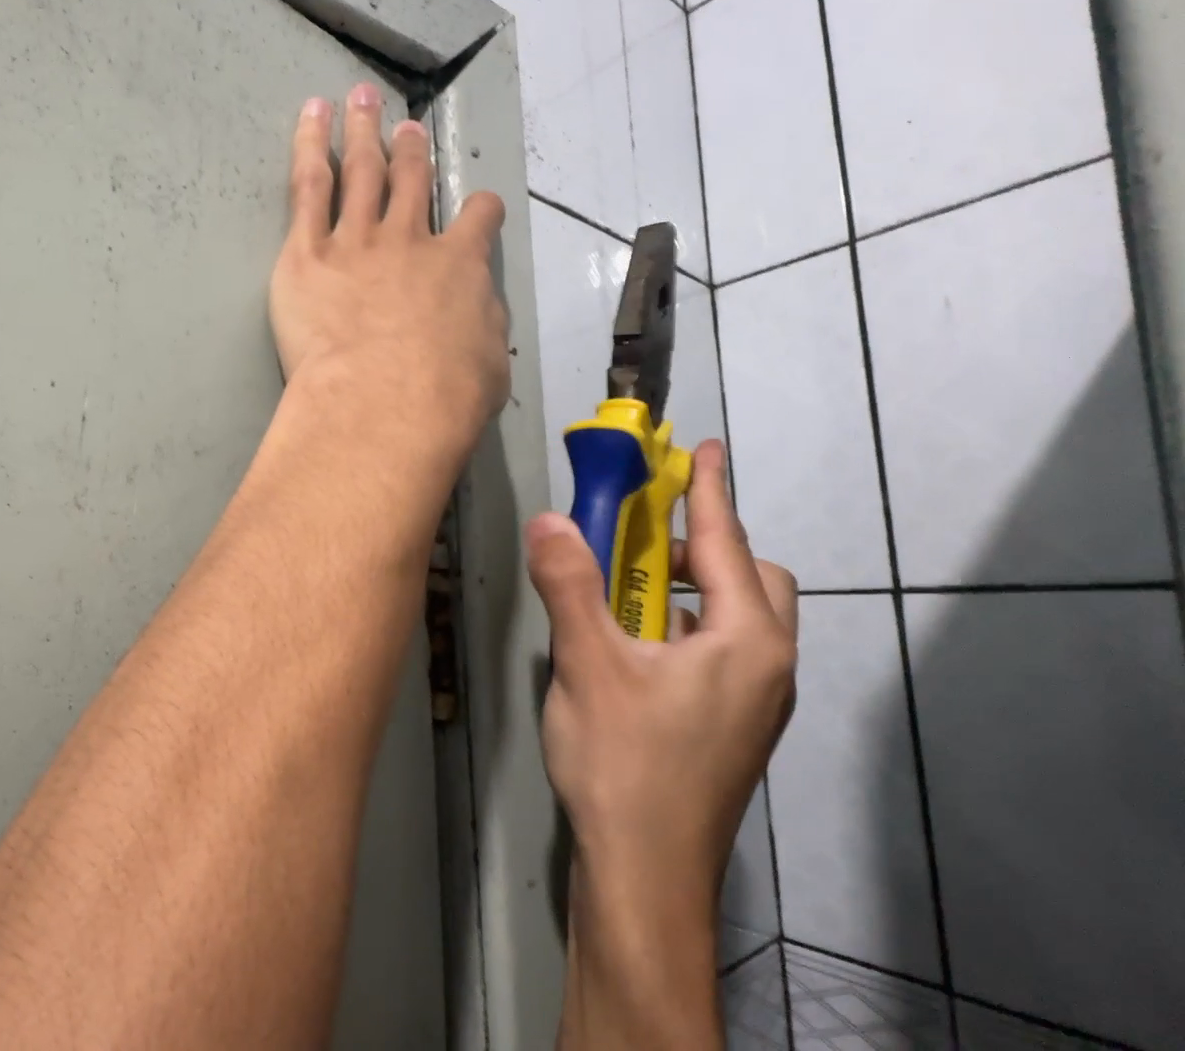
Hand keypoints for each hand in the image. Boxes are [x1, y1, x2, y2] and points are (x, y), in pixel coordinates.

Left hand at [269, 84, 509, 462]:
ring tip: (360, 100)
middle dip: (411, 149)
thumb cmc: (444, 399)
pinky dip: (309, 144)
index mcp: (460, 267)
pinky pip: (308, 186)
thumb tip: (473, 310)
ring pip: (362, 170)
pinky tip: (312, 116)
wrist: (383, 403)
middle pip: (412, 180)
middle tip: (405, 126)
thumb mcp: (488, 364)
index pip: (477, 221)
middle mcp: (410, 240)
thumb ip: (480, 325)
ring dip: (362, 131)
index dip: (480, 210)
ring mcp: (356, 240)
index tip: (479, 206)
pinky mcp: (306, 253)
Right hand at [529, 441, 797, 894]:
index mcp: (746, 640)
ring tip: (627, 603)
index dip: (710, 491)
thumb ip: (569, 587)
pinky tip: (637, 659)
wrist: (647, 871)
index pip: (727, 544)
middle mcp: (768, 666)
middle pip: (751, 581)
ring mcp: (758, 704)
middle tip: (640, 549)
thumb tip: (549, 520)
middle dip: (702, 549)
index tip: (703, 448)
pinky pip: (726, 656)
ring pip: (739, 622)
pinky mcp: (736, 731)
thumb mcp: (587, 665)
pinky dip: (690, 632)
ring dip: (692, 593)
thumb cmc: (624, 763)